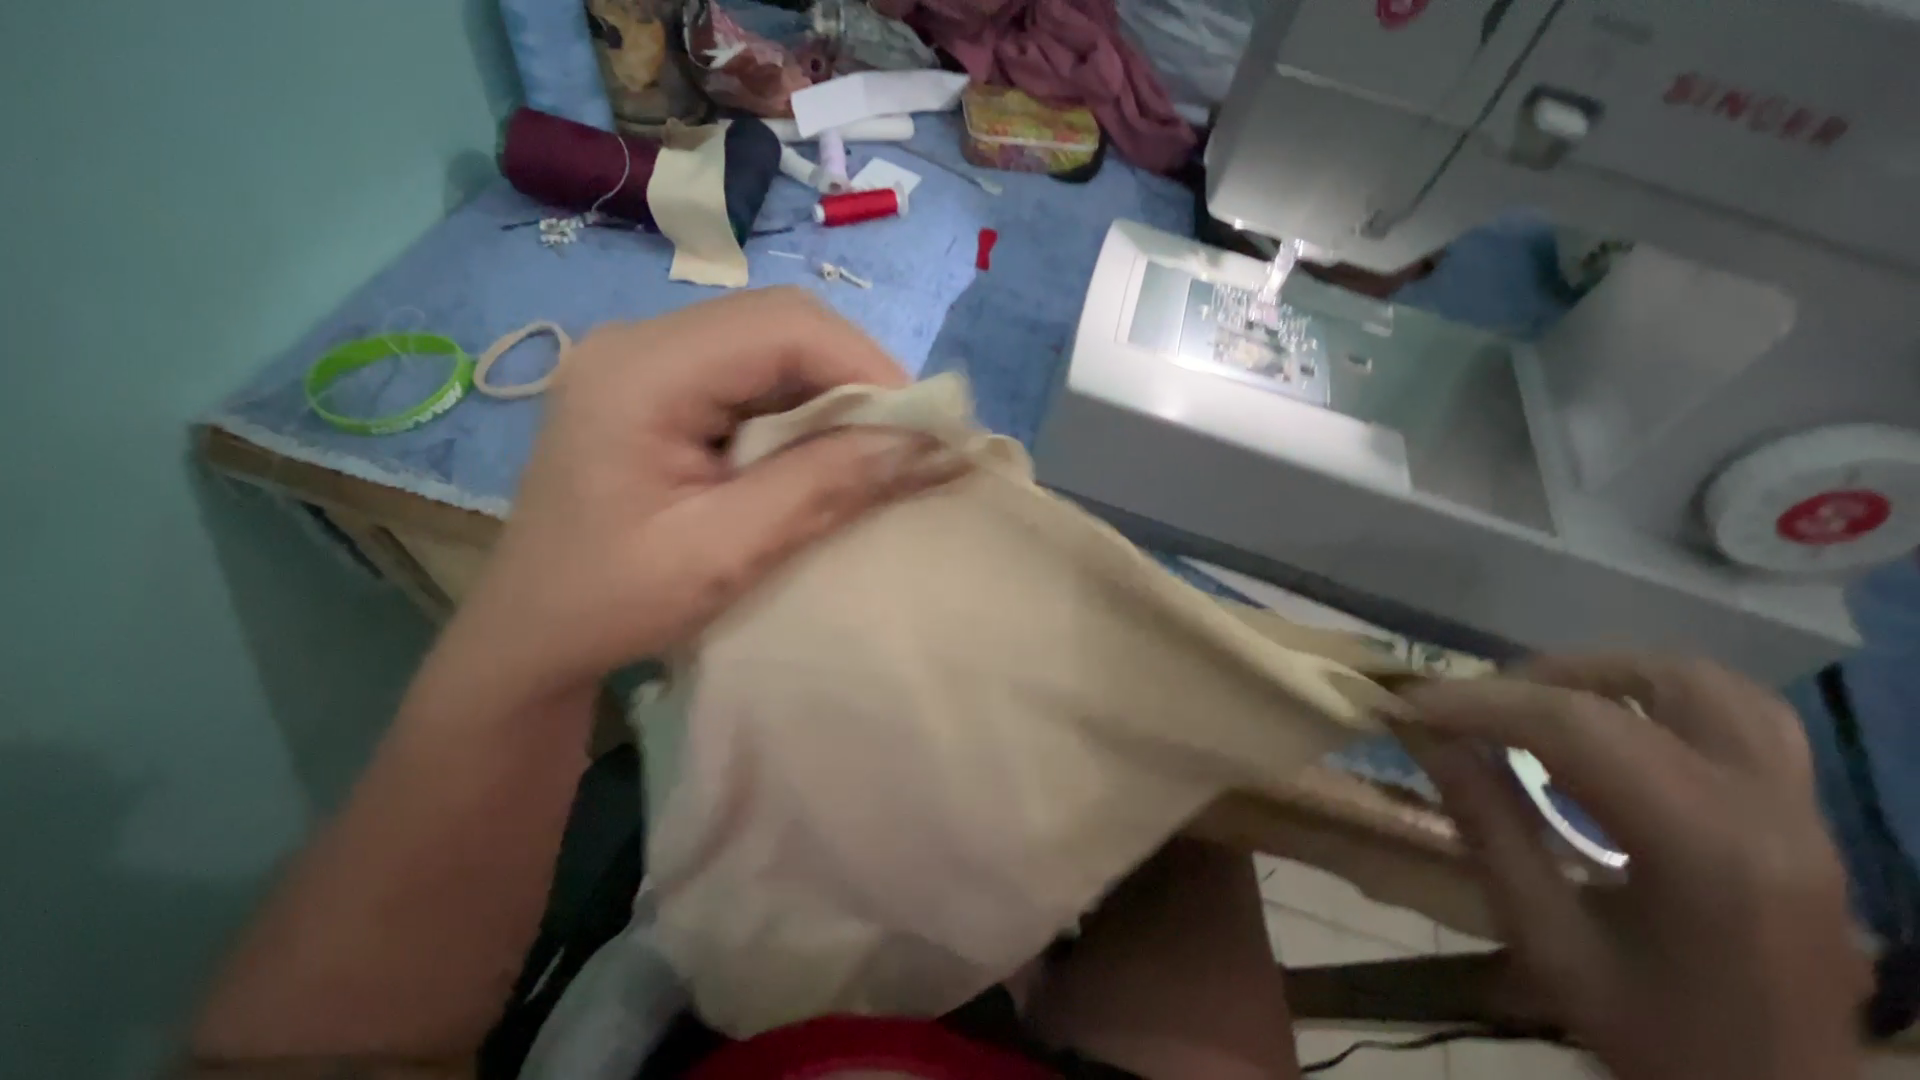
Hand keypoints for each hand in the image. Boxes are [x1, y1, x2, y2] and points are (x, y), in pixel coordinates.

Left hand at [453, 288, 960, 699]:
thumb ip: (825, 487)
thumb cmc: (614, 604)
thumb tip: (929, 446)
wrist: (530, 636)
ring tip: (872, 450)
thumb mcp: (726, 551)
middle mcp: (639, 341)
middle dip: (855, 377)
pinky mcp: (654, 386)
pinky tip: (817, 452)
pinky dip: (798, 408)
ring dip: (831, 393)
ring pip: (770, 346)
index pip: (783, 327)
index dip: (868, 366)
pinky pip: (748, 375)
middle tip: (905, 441)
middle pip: (779, 325)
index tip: (925, 429)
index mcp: (641, 371)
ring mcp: (643, 359)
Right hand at [1407, 656, 1869, 1079]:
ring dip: (1612, 675)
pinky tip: (1613, 724)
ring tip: (1538, 702)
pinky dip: (1662, 698)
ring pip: (1712, 685)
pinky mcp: (1805, 816)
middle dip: (1547, 678)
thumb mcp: (1548, 945)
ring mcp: (1802, 810)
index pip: (1580, 728)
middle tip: (1475, 707)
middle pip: (1657, 684)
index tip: (1411, 705)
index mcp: (1707, 851)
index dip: (1483, 703)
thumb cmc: (1653, 1038)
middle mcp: (1770, 810)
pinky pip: (1743, 716)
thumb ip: (1490, 832)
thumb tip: (1430, 742)